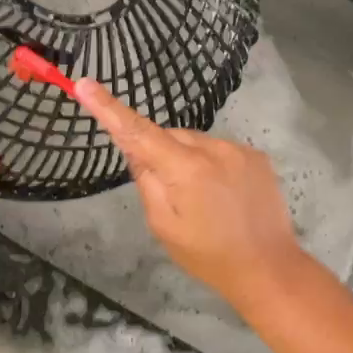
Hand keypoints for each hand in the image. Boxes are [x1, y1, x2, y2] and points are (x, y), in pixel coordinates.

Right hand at [74, 78, 306, 304]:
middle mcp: (213, 148)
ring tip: (202, 200)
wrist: (269, 268)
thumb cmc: (208, 255)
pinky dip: (211, 164)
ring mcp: (238, 149)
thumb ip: (147, 182)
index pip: (138, 131)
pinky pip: (218, 150)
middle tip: (170, 195)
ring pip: (194, 143)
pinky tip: (221, 194)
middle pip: (169, 137)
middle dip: (160, 156)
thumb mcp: (164, 225)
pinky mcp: (256, 155)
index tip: (84, 84)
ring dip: (187, 161)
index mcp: (185, 168)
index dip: (109, 108)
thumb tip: (136, 150)